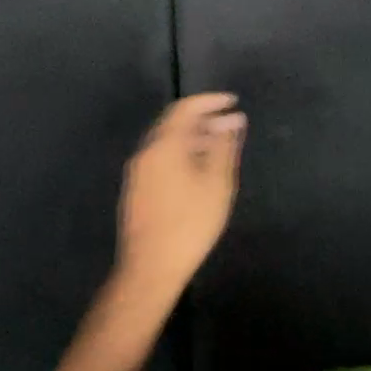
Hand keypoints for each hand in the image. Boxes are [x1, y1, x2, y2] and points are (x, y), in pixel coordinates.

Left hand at [115, 92, 245, 297]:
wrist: (149, 269)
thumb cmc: (189, 224)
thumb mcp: (216, 184)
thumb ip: (225, 147)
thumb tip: (233, 119)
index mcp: (164, 145)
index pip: (186, 108)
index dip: (210, 101)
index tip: (232, 101)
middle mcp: (146, 152)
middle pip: (174, 123)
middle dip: (203, 119)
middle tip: (229, 124)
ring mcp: (138, 172)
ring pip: (167, 142)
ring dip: (193, 138)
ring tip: (219, 147)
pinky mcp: (137, 190)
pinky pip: (161, 158)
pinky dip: (181, 153)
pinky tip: (198, 171)